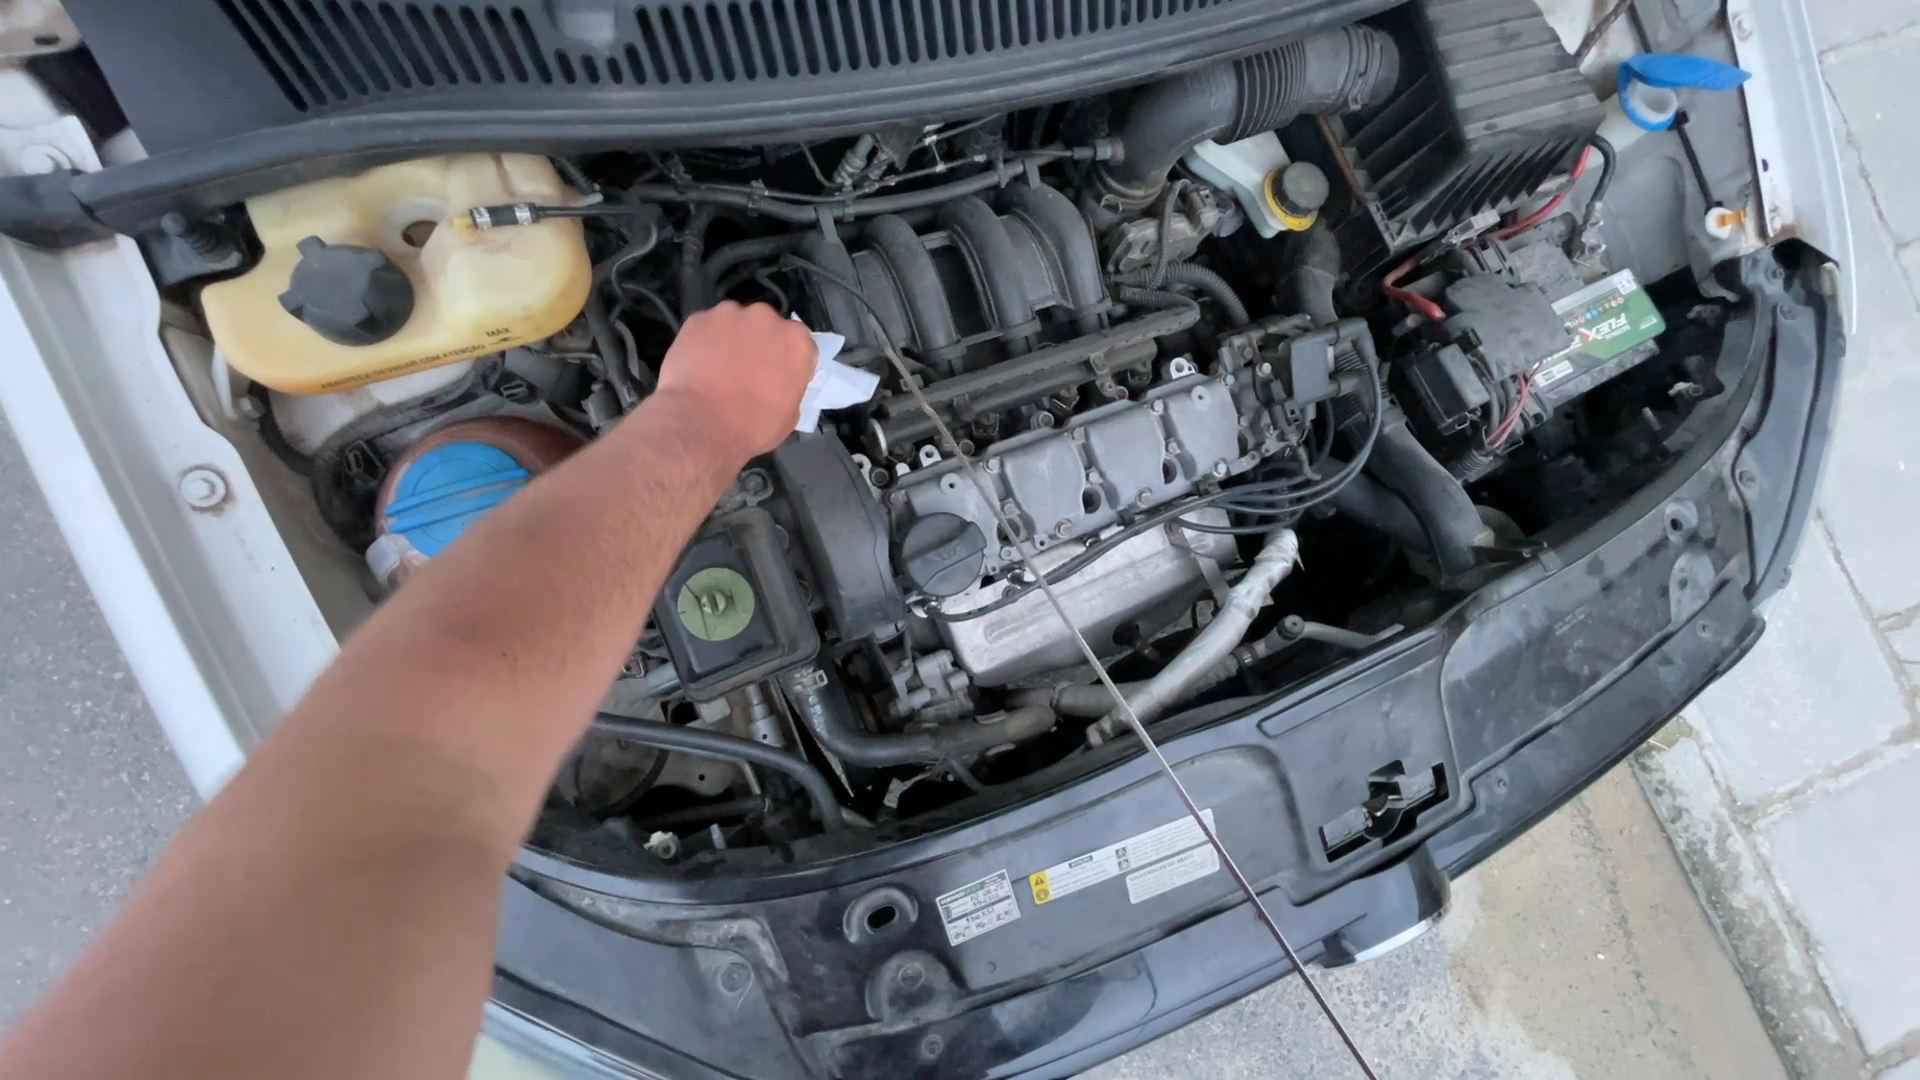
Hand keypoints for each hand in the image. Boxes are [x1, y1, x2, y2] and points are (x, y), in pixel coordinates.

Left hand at [650, 301, 816, 460]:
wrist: (704, 423)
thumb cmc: (754, 425)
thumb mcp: (790, 414)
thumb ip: (790, 386)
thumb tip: (780, 383)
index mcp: (796, 341)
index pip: (799, 343)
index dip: (788, 359)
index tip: (779, 374)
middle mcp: (766, 319)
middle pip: (767, 326)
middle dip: (760, 343)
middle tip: (749, 370)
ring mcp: (730, 315)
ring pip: (735, 323)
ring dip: (732, 339)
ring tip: (720, 368)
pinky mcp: (698, 319)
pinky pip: (706, 328)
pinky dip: (705, 341)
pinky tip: (700, 365)